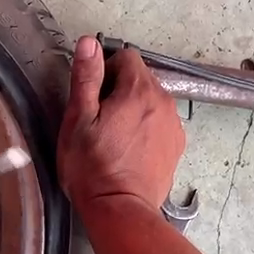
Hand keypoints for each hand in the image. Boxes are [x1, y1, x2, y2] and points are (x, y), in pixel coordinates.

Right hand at [57, 35, 185, 214]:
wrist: (120, 211)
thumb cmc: (93, 168)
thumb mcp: (78, 119)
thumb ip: (86, 77)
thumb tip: (89, 43)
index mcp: (139, 90)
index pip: (126, 56)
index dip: (105, 70)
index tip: (93, 95)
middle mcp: (163, 102)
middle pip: (140, 77)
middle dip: (118, 89)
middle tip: (98, 119)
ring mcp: (173, 125)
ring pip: (150, 100)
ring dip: (133, 108)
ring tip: (112, 136)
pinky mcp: (175, 145)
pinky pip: (158, 122)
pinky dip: (145, 127)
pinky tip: (127, 149)